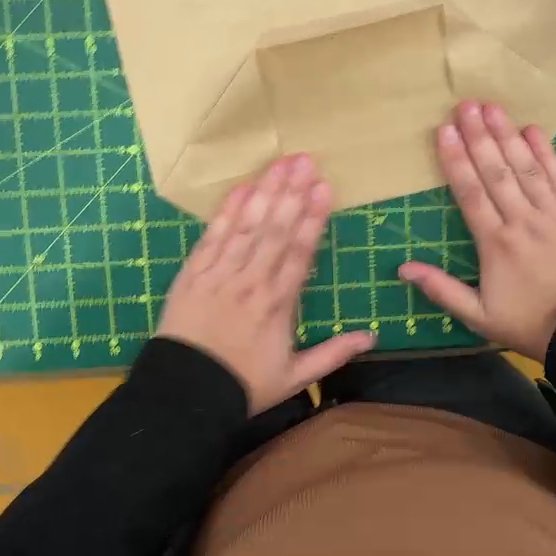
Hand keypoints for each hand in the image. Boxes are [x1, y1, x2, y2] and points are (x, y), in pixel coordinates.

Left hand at [157, 154, 376, 413]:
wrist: (184, 395)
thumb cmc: (242, 385)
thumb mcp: (294, 377)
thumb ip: (333, 354)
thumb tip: (371, 338)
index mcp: (278, 305)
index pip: (299, 254)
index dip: (313, 219)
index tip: (324, 188)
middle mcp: (251, 283)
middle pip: (274, 231)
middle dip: (291, 193)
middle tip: (305, 160)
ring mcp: (220, 275)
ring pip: (246, 227)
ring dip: (264, 193)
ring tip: (280, 164)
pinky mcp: (193, 274)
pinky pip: (212, 237)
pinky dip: (227, 212)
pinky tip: (241, 189)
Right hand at [400, 101, 555, 361]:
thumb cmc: (530, 323)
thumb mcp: (479, 317)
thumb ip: (441, 289)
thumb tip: (402, 268)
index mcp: (496, 243)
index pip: (471, 193)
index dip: (456, 159)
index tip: (443, 130)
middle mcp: (523, 221)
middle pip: (497, 171)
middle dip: (479, 135)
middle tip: (465, 105)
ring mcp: (554, 213)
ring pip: (527, 167)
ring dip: (508, 135)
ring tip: (492, 107)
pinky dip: (547, 152)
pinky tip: (533, 129)